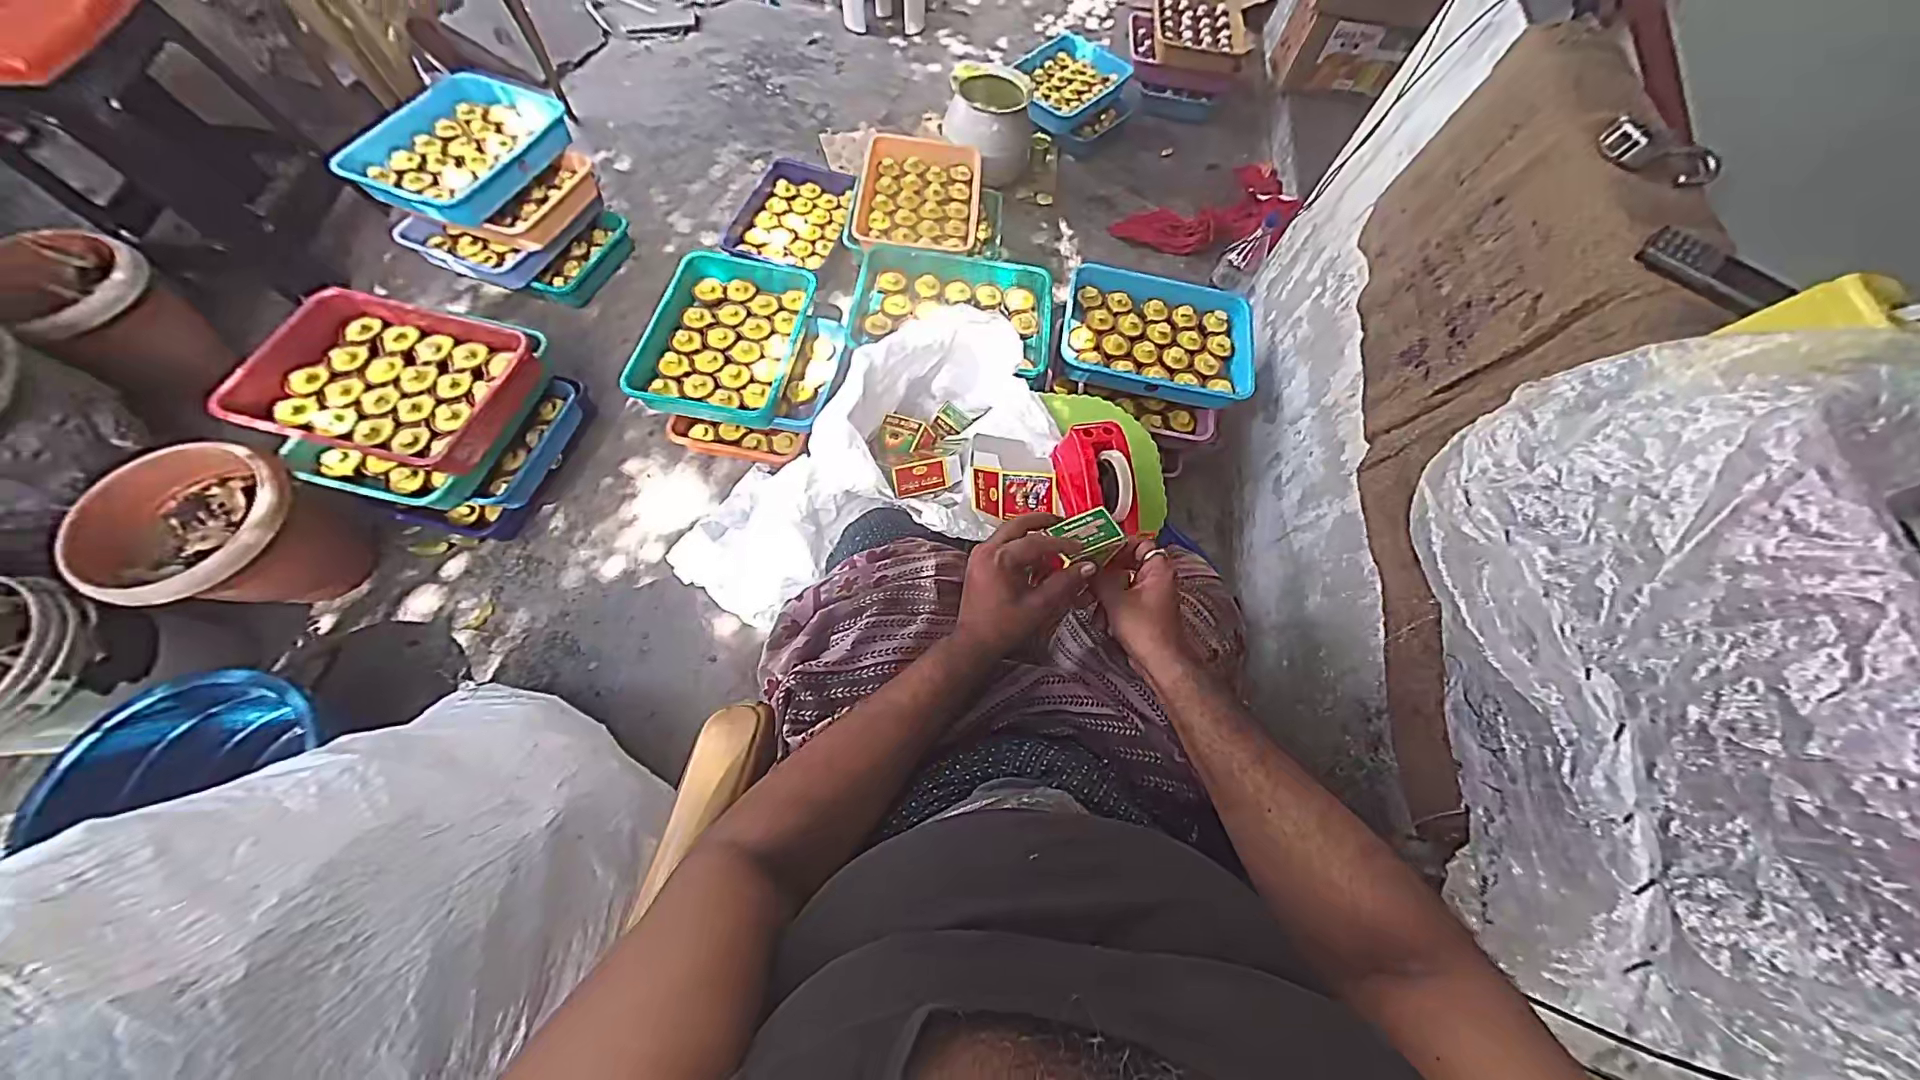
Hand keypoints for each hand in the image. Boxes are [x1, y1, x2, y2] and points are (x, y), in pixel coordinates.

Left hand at [954, 513, 1096, 657]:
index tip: (1080, 546)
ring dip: (1030, 532)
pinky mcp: (978, 562)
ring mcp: (979, 554)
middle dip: (1043, 522)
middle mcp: (986, 550)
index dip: (1062, 542)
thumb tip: (1087, 567)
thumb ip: (1064, 583)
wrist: (974, 642)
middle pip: (1019, 524)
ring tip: (1053, 538)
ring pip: (1009, 532)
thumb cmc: (1003, 627)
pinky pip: (1002, 544)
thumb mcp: (1039, 606)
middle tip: (1064, 523)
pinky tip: (1034, 556)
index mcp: (1000, 558)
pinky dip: (1019, 544)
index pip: (1038, 541)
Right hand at [1092, 539, 1192, 674]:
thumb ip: (1099, 578)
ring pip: (1123, 583)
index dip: (1118, 544)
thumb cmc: (1143, 628)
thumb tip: (1087, 566)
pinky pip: (1124, 599)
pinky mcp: (1144, 611)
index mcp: (1158, 569)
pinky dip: (1111, 606)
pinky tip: (1100, 620)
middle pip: (1127, 564)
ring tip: (1087, 602)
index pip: (1140, 543)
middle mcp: (1157, 578)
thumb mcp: (1115, 599)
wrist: (1160, 663)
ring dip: (1104, 592)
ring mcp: (1151, 595)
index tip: (1096, 549)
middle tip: (1086, 575)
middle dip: (1105, 572)